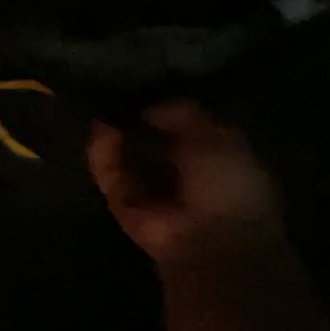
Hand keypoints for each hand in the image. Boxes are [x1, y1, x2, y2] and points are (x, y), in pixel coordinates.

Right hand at [88, 101, 285, 268]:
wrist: (209, 239)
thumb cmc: (228, 185)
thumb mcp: (218, 136)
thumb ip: (184, 113)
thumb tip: (148, 105)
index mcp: (215, 158)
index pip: (183, 128)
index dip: (164, 110)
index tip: (144, 91)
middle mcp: (181, 173)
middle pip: (148, 140)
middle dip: (132, 121)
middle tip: (115, 100)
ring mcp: (149, 188)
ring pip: (123, 154)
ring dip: (114, 134)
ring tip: (104, 113)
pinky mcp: (120, 201)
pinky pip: (108, 172)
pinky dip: (102, 153)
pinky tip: (101, 132)